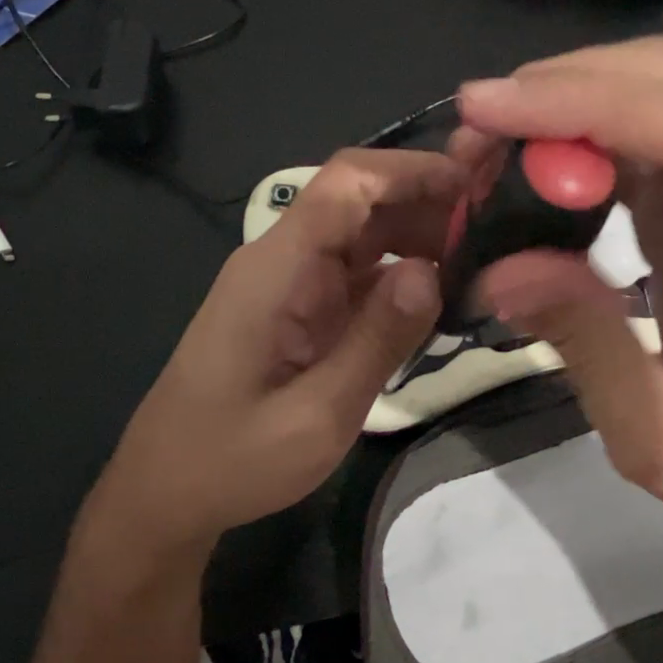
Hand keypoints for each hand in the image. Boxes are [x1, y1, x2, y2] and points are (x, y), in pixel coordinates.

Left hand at [92, 149, 458, 551]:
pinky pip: (352, 277)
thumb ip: (377, 340)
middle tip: (495, 234)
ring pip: (359, 238)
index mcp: (278, 269)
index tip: (477, 186)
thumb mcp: (318, 413)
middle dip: (425, 205)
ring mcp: (287, 286)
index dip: (412, 171)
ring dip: (416, 240)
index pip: (346, 183)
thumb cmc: (234, 459)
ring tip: (479, 265)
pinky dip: (396, 279)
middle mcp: (282, 262)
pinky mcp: (294, 312)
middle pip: (358, 203)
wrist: (167, 491)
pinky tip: (437, 301)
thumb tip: (432, 270)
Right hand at [452, 38, 662, 551]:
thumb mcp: (661, 439)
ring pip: (662, 100)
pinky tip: (531, 166)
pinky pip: (648, 142)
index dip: (587, 105)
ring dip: (570, 103)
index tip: (489, 110)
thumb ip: (590, 347)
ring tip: (489, 145)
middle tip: (476, 129)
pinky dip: (582, 138)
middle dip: (570, 88)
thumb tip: (499, 269)